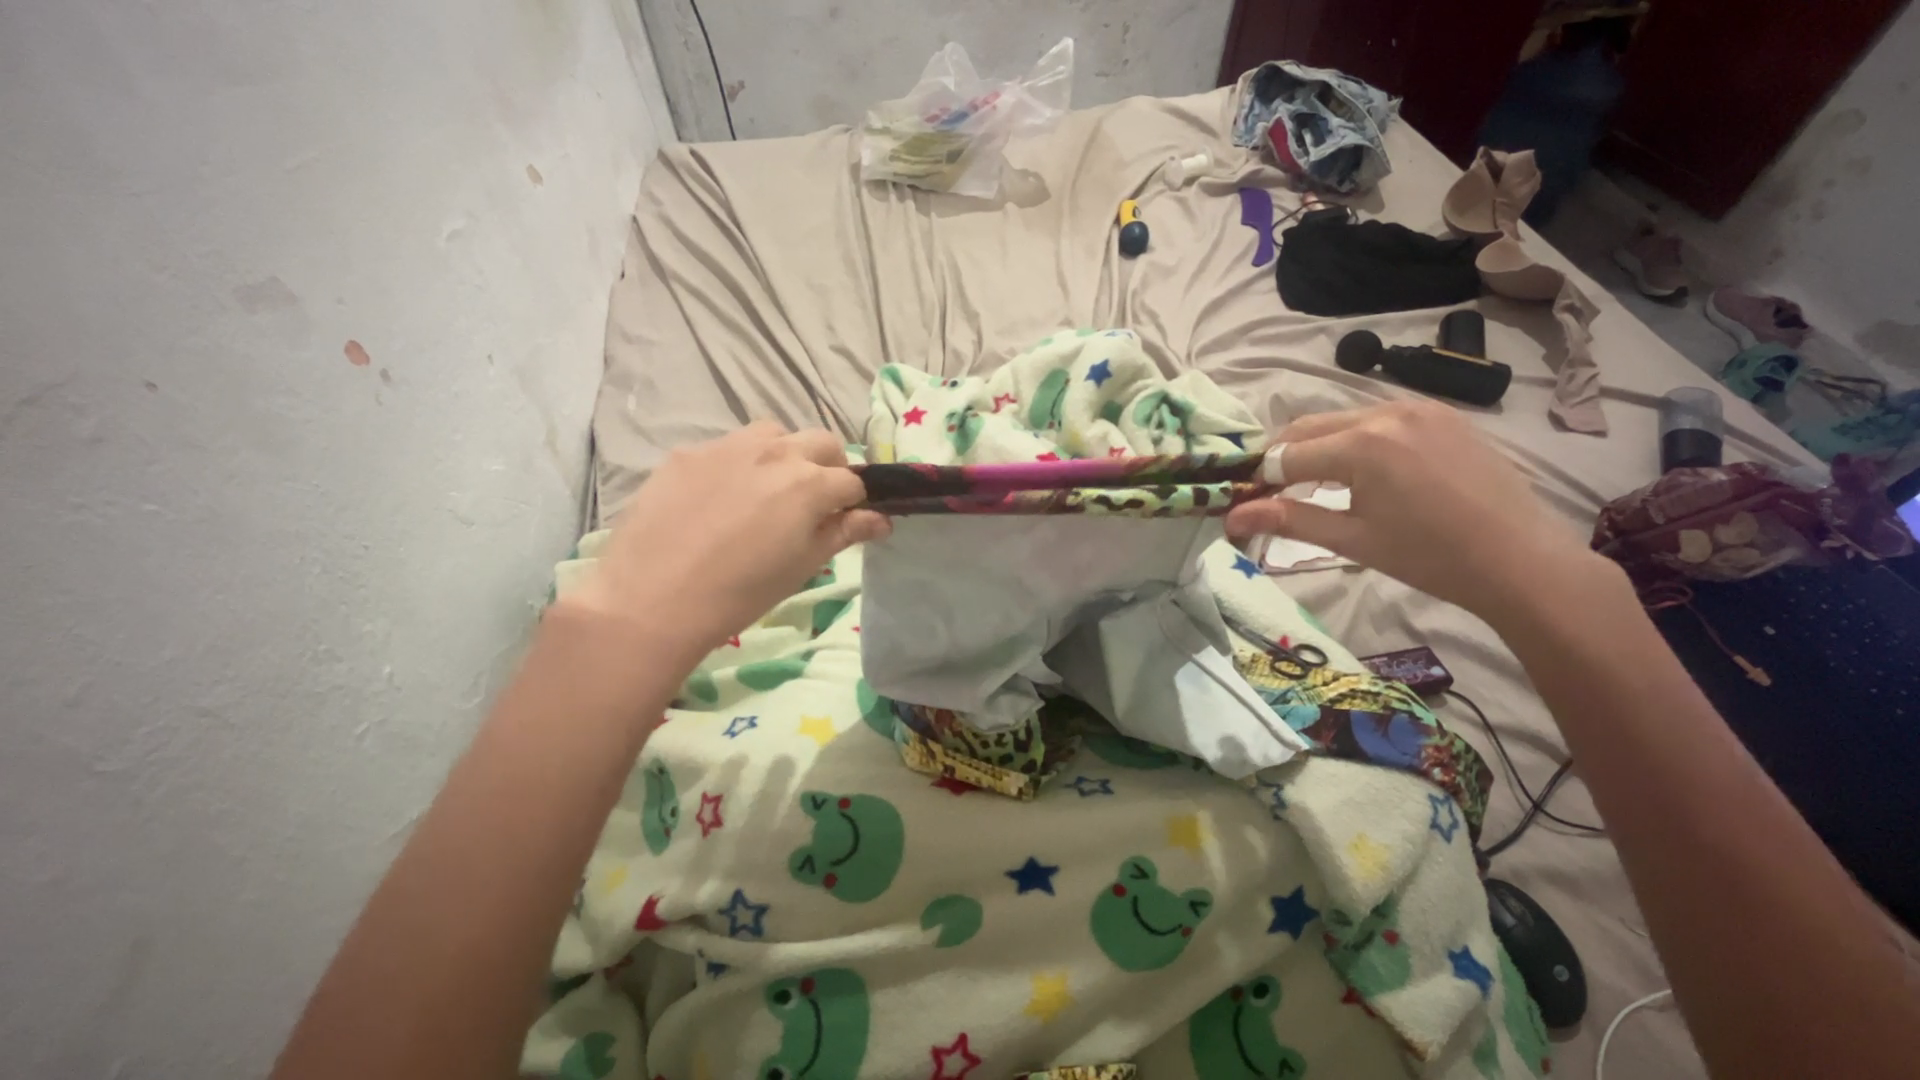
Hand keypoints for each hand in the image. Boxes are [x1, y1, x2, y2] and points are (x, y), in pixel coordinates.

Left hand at [556, 423, 888, 660]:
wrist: (651, 599)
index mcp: (810, 483)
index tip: (847, 520)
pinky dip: (738, 465)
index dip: (855, 501)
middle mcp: (775, 452)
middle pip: (821, 443)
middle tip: (811, 505)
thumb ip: (843, 533)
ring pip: (774, 434)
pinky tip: (717, 501)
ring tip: (766, 493)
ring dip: (784, 455)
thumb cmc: (739, 594)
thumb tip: (881, 519)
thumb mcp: (801, 567)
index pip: (852, 481)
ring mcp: (727, 446)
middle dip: (827, 468)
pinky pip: (727, 448)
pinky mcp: (688, 453)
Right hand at [1226, 402, 1604, 619]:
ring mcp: (1417, 407)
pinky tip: (1366, 472)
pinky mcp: (1442, 414)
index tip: (1245, 502)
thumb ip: (1288, 520)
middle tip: (1272, 493)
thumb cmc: (1429, 557)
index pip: (1285, 455)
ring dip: (1320, 446)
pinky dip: (1359, 439)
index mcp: (1360, 445)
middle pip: (1308, 427)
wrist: (1519, 559)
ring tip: (1319, 484)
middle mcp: (1384, 412)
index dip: (1259, 480)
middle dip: (1284, 457)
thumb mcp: (1352, 540)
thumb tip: (1230, 518)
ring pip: (1343, 419)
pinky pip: (1381, 418)